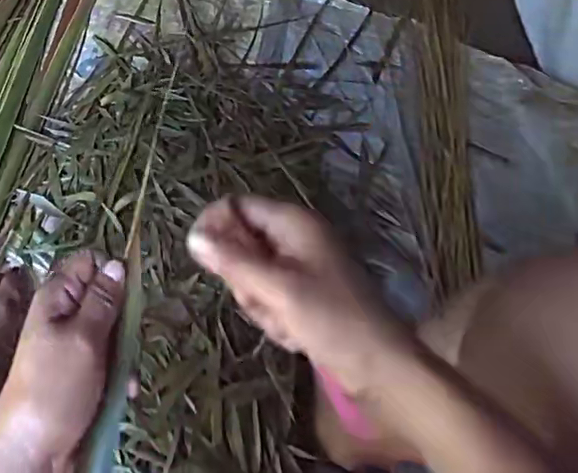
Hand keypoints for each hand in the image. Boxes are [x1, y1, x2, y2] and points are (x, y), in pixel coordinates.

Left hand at [0, 251, 124, 470]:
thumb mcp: (83, 339)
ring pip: (111, 332)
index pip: (89, 262)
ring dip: (125, 352)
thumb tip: (117, 262)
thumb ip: (103, 301)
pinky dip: (119, 375)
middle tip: (131, 339)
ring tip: (127, 375)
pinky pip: (108, 362)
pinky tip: (125, 393)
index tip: (133, 293)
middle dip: (124, 318)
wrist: (31, 453)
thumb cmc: (54, 388)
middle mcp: (64, 314)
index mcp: (57, 296)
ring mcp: (72, 345)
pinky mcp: (80, 374)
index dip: (113, 271)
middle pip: (105, 297)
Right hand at [187, 195, 414, 384]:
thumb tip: (193, 236)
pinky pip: (268, 294)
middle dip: (243, 277)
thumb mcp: (277, 289)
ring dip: (258, 301)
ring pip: (252, 273)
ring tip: (282, 322)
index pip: (236, 205)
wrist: (384, 371)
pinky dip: (273, 315)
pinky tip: (293, 334)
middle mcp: (295, 236)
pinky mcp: (305, 293)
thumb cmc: (332, 319)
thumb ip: (233, 260)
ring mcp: (300, 265)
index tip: (201, 255)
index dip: (215, 225)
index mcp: (292, 221)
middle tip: (260, 300)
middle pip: (241, 242)